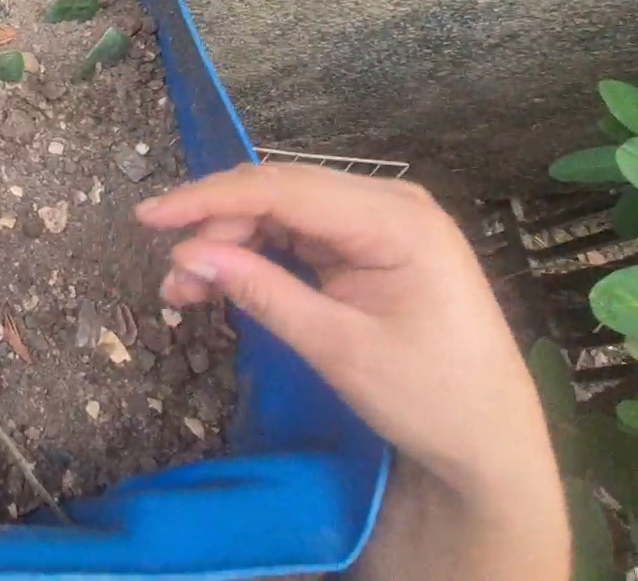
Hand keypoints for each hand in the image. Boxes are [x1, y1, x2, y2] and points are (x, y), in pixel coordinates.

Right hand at [136, 165, 567, 577]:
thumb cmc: (429, 398)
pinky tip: (216, 285)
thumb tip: (183, 255)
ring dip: (225, 245)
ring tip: (185, 291)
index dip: (207, 198)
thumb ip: (261, 291)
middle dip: (214, 228)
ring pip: (272, 213)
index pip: (280, 189)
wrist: (489, 448)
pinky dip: (249, 257)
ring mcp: (372, 221)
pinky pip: (288, 235)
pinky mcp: (359, 243)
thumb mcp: (337, 347)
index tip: (148, 217)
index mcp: (394, 219)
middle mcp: (383, 204)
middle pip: (273, 195)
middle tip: (172, 274)